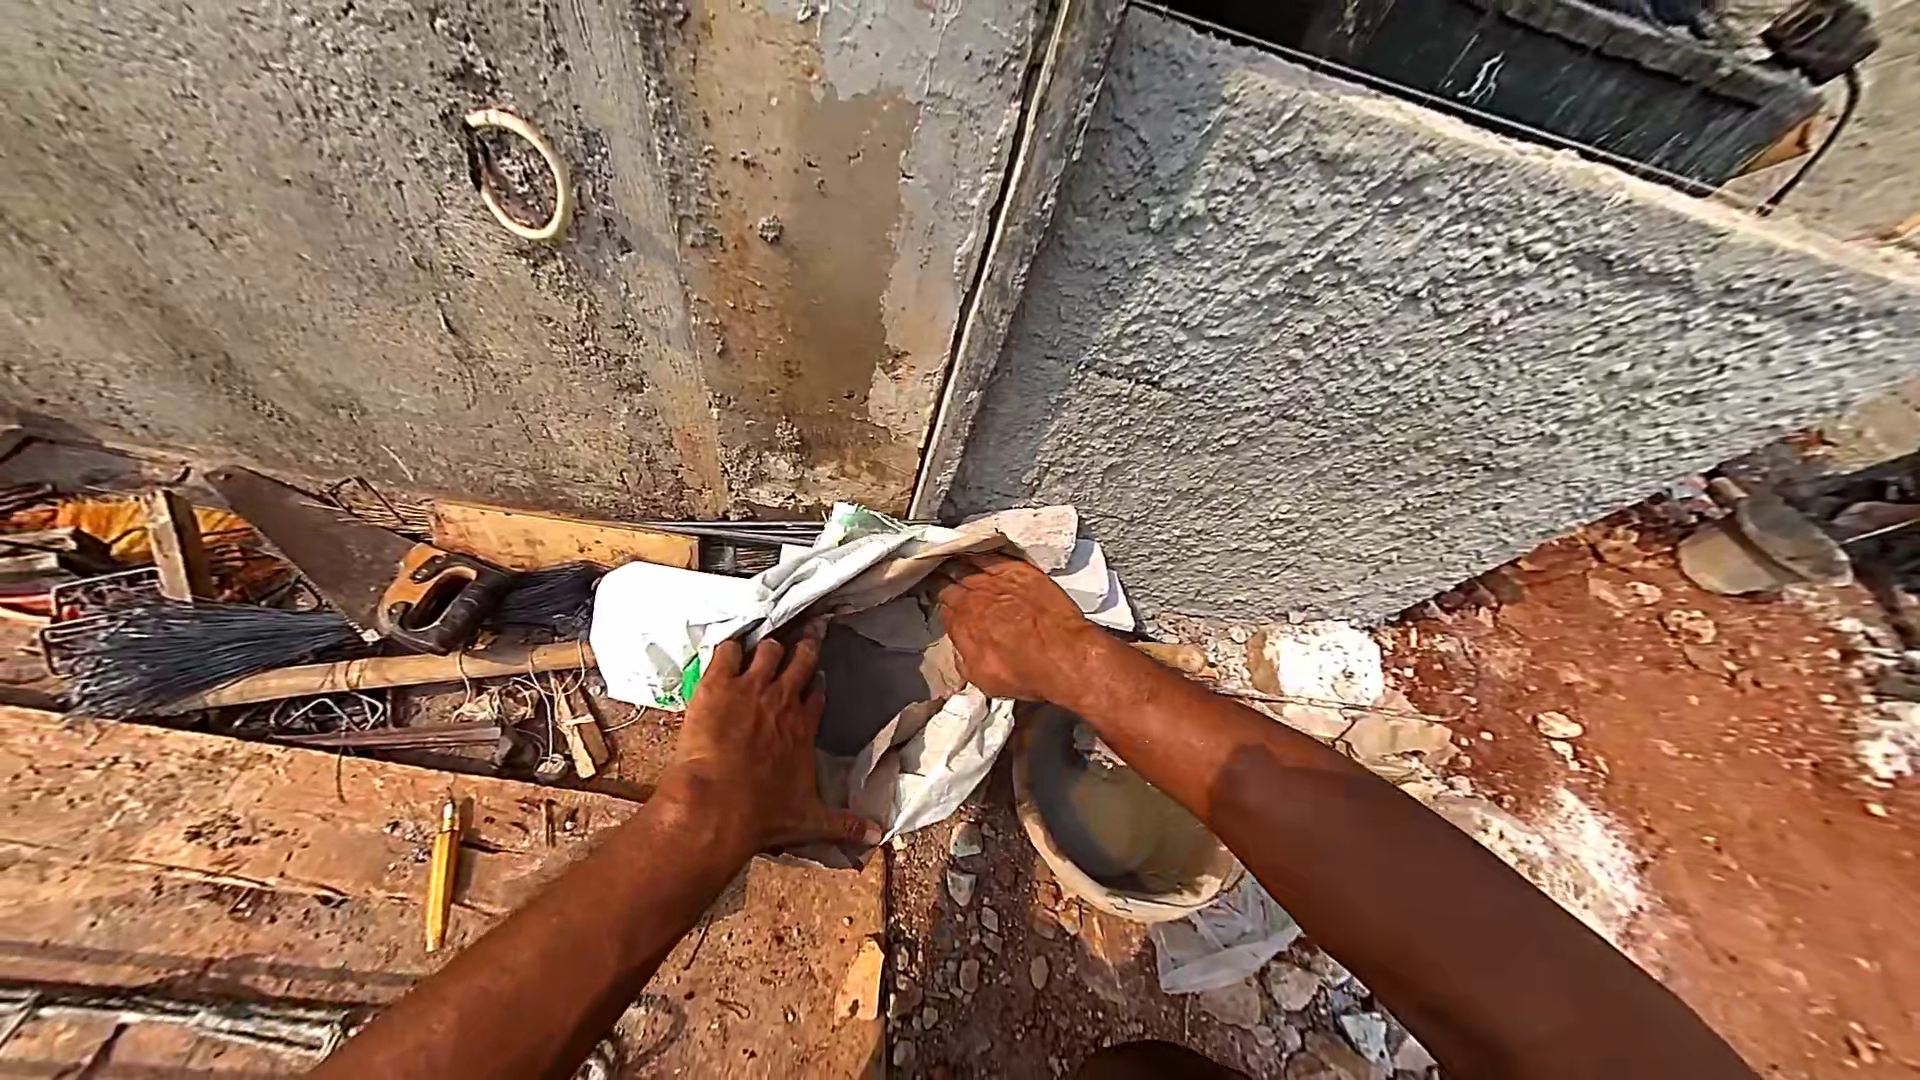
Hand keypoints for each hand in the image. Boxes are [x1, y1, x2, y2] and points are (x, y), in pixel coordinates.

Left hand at [661, 623, 879, 853]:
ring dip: (765, 648)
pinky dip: (728, 649)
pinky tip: (726, 652)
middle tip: (804, 636)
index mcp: (804, 724)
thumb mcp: (809, 820)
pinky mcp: (719, 684)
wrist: (716, 806)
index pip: (817, 692)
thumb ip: (843, 824)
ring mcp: (751, 687)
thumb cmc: (762, 813)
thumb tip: (876, 836)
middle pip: (801, 658)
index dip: (816, 684)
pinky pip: (728, 650)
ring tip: (760, 647)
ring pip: (768, 648)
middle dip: (804, 646)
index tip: (815, 679)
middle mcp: (783, 698)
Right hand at [931, 554, 1117, 702]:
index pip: (942, 603)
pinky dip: (983, 552)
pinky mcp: (1022, 572)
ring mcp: (999, 581)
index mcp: (961, 622)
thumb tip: (961, 653)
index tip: (939, 596)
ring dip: (959, 560)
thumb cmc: (1027, 671)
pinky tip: (981, 551)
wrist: (1062, 656)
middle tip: (940, 572)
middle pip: (952, 579)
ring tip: (953, 557)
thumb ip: (965, 658)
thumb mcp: (982, 678)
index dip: (939, 598)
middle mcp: (975, 596)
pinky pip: (995, 555)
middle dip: (944, 576)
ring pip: (970, 562)